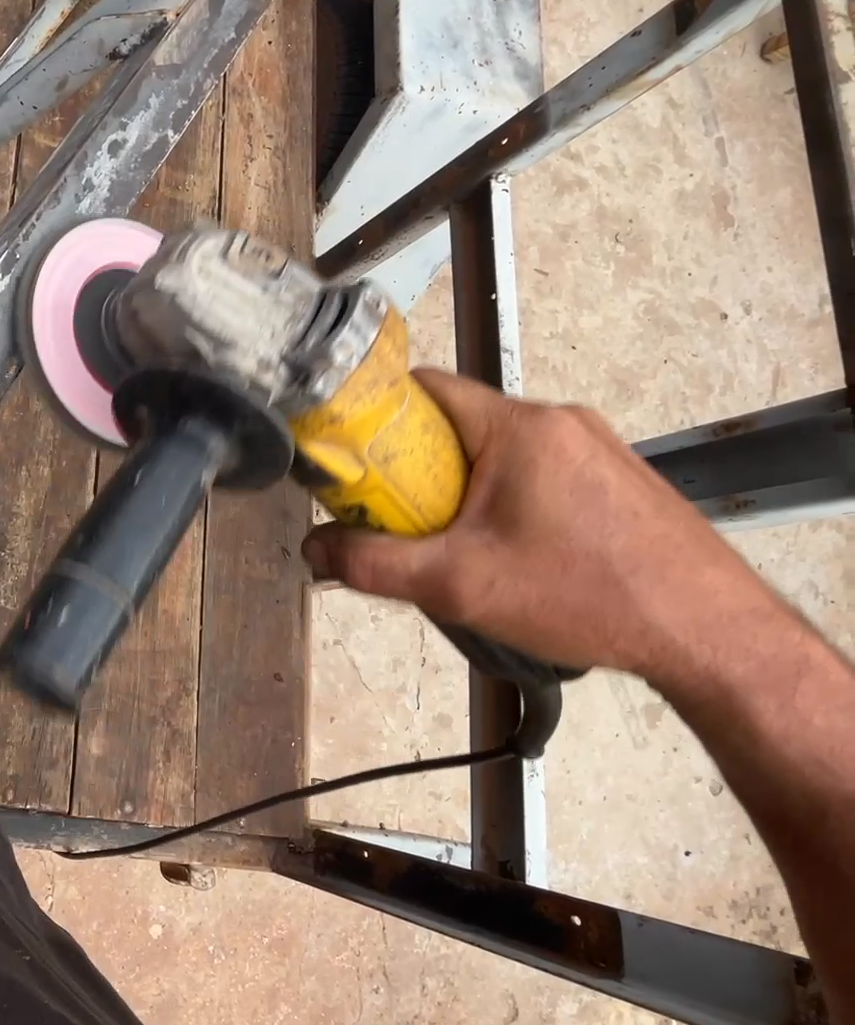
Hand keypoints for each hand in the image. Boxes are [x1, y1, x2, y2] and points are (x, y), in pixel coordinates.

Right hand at [300, 369, 778, 684]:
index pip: (423, 388)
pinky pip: (525, 473)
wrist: (713, 636)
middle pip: (451, 424)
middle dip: (408, 469)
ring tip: (442, 545)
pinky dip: (491, 501)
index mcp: (519, 427)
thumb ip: (369, 562)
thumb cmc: (581, 595)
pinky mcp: (611, 479)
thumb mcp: (454, 583)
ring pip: (487, 452)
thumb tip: (311, 548)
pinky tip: (497, 552)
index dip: (371, 418)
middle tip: (390, 520)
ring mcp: (591, 448)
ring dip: (449, 490)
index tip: (346, 464)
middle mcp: (557, 422)